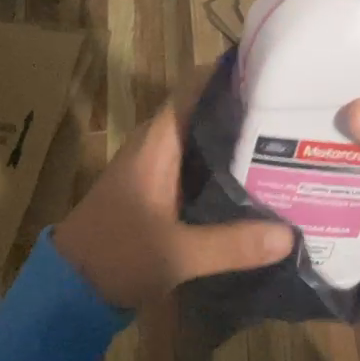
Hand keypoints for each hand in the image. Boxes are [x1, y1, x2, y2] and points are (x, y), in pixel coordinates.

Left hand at [53, 96, 292, 308]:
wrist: (68, 288)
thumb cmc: (117, 255)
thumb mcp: (178, 254)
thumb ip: (233, 245)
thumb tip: (290, 234)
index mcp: (158, 142)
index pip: (195, 86)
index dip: (230, 74)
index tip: (271, 72)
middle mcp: (156, 143)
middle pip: (204, 109)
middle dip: (243, 108)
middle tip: (291, 113)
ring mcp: (154, 165)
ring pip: (201, 137)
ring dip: (234, 138)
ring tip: (284, 142)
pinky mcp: (156, 187)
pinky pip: (195, 161)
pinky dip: (222, 163)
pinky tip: (253, 180)